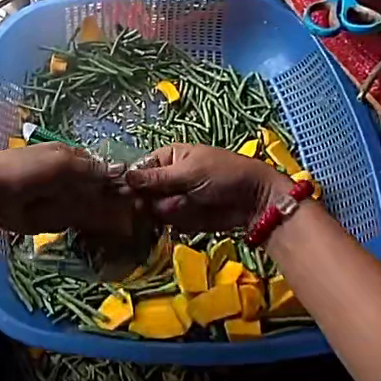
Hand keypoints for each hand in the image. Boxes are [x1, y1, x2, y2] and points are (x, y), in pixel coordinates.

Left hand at [0, 142, 139, 235]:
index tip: (135, 189)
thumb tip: (120, 169)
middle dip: (116, 197)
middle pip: (98, 187)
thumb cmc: (26, 169)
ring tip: (133, 222)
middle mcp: (68, 177)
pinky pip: (80, 221)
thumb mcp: (61, 161)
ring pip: (93, 205)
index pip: (99, 166)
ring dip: (110, 213)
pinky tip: (113, 231)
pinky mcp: (56, 219)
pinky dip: (94, 225)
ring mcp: (63, 198)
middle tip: (139, 209)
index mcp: (68, 155)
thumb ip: (90, 168)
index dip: (115, 177)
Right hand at [125, 143, 291, 231]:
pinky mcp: (179, 217)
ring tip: (186, 206)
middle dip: (146, 199)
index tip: (127, 192)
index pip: (138, 170)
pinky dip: (171, 221)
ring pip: (150, 208)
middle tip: (156, 203)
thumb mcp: (189, 172)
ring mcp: (171, 198)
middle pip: (140, 192)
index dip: (131, 182)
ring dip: (164, 210)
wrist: (254, 201)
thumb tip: (126, 177)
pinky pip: (164, 221)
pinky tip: (184, 216)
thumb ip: (156, 178)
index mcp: (166, 158)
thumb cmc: (223, 174)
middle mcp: (164, 178)